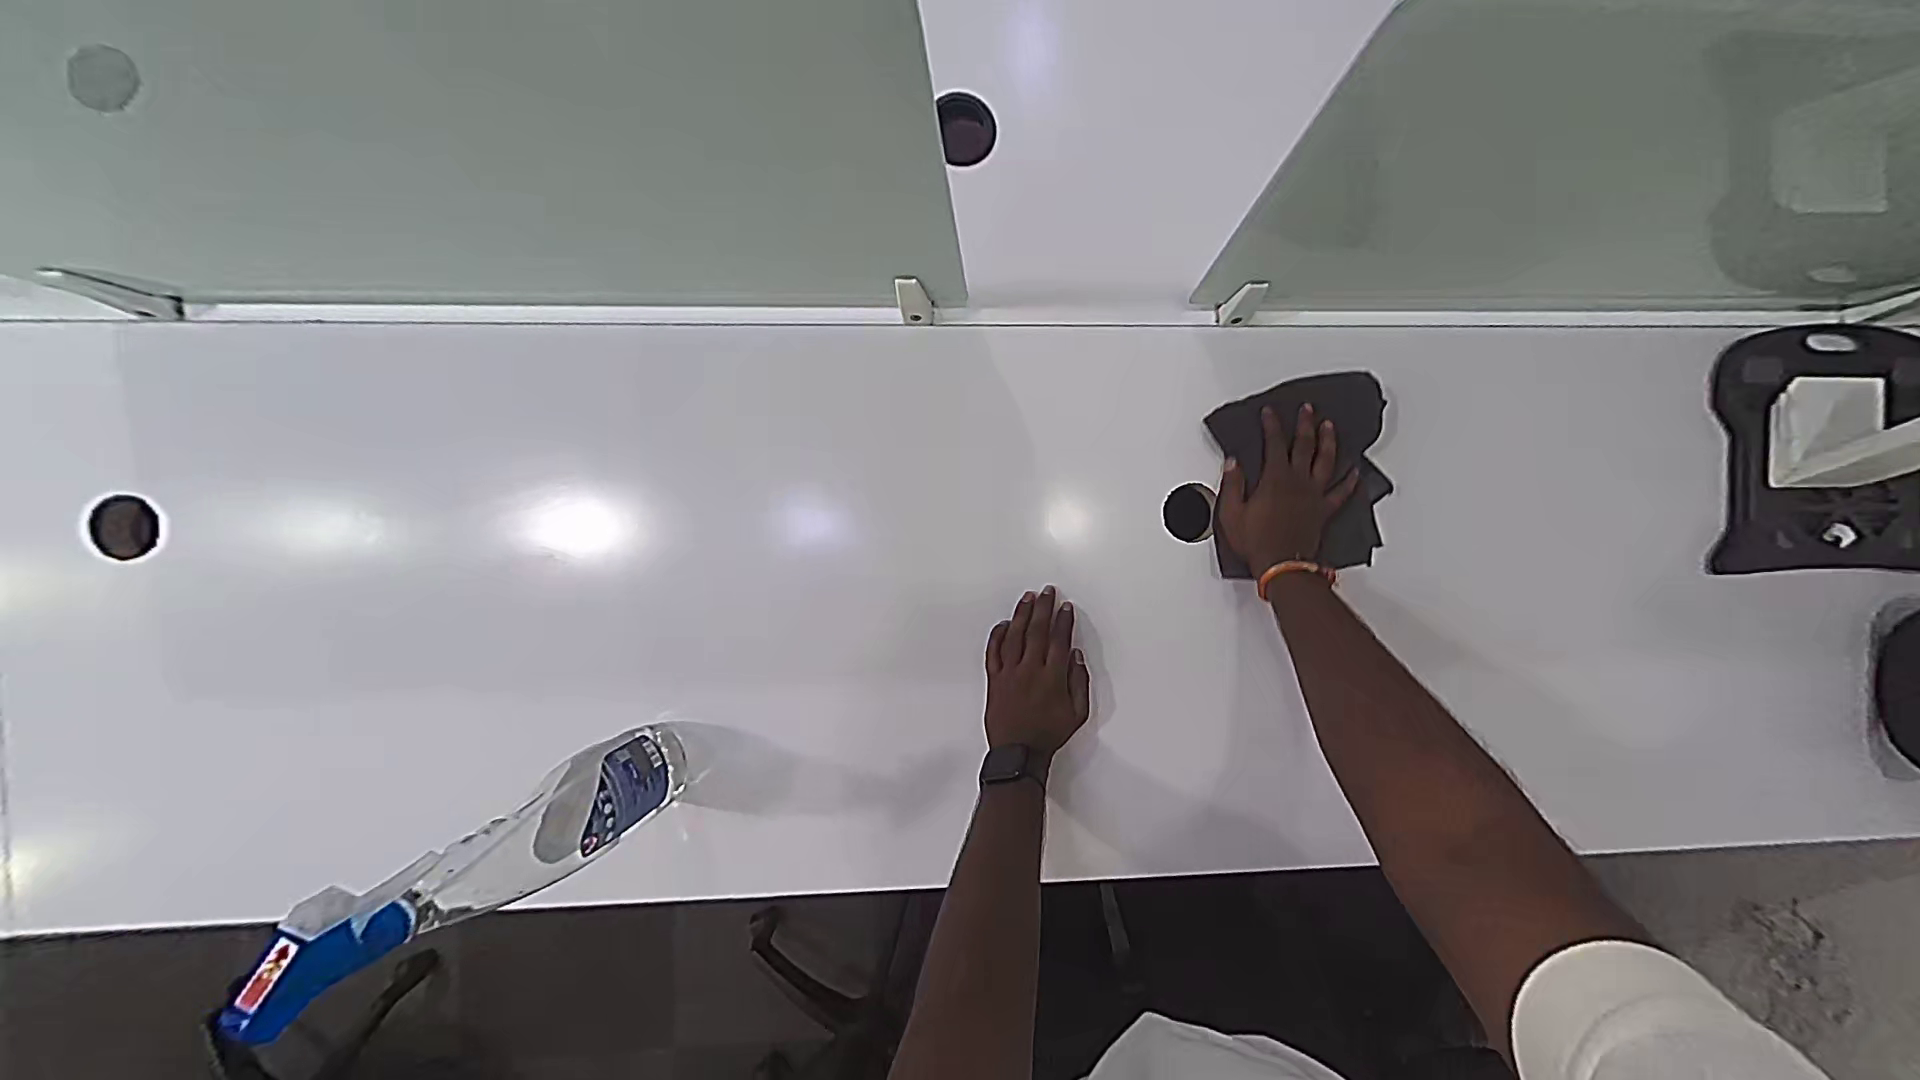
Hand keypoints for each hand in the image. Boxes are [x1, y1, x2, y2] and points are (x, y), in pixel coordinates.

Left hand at [983, 586, 1090, 761]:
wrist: (1017, 753)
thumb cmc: (1048, 734)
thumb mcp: (1077, 713)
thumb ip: (1079, 682)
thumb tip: (1074, 656)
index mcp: (1052, 678)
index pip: (1059, 640)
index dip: (1063, 621)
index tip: (1066, 608)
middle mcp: (1030, 671)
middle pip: (1037, 631)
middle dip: (1044, 608)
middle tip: (1048, 592)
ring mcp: (1009, 673)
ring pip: (1014, 636)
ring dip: (1021, 615)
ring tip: (1027, 599)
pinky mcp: (994, 679)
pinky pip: (993, 652)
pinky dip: (997, 636)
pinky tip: (1003, 624)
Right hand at [1218, 404, 1362, 574]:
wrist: (1281, 564)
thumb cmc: (1256, 540)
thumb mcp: (1231, 512)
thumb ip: (1233, 484)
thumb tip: (1233, 463)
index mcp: (1275, 479)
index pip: (1274, 443)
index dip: (1272, 425)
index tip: (1270, 412)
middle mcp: (1298, 482)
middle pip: (1304, 445)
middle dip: (1304, 424)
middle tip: (1307, 409)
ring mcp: (1314, 495)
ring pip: (1326, 460)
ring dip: (1328, 441)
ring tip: (1329, 427)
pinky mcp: (1323, 511)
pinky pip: (1340, 492)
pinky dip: (1349, 480)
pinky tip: (1354, 472)